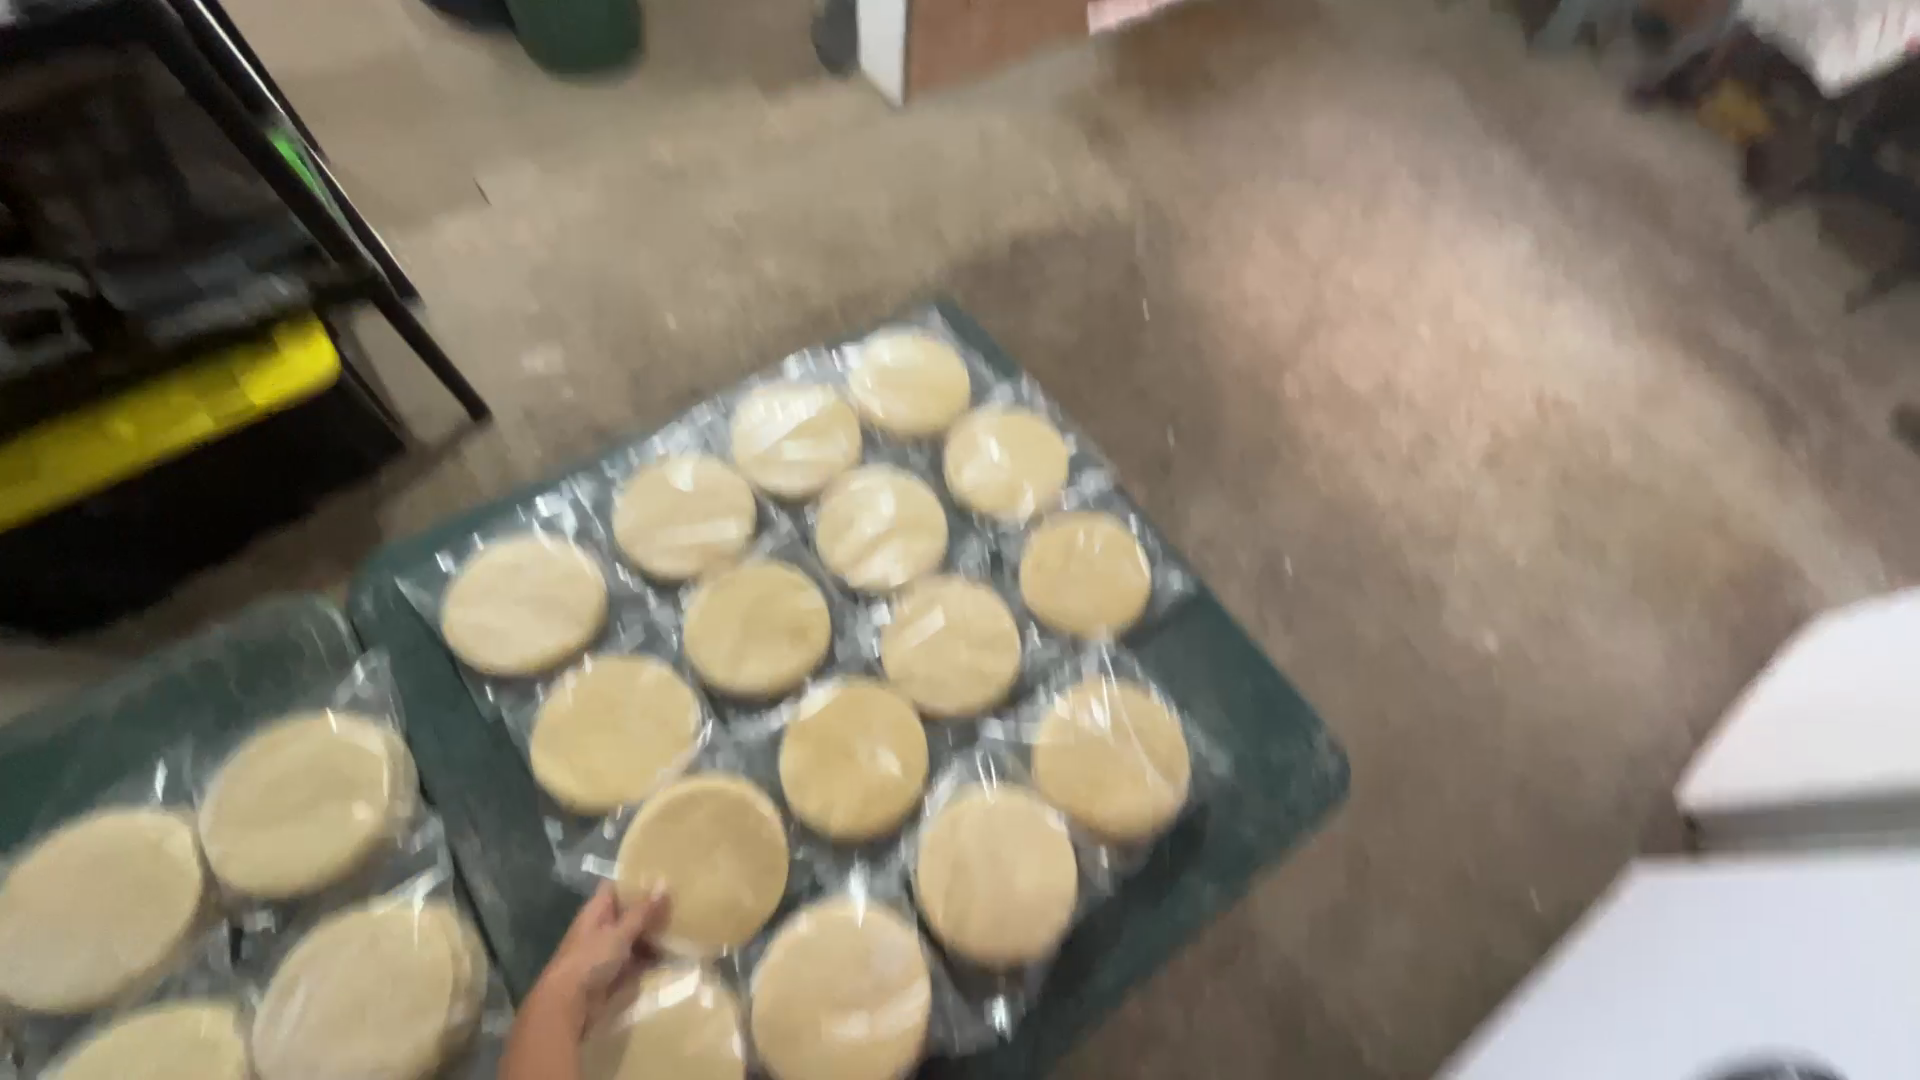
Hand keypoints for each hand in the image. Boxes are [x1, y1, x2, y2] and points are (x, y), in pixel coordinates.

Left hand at [531, 882, 670, 1030]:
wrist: (567, 1006)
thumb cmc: (590, 960)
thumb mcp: (619, 932)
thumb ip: (642, 910)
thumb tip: (664, 881)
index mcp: (597, 911)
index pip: (616, 886)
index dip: (636, 878)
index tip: (663, 873)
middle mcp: (602, 927)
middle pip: (629, 911)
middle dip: (652, 907)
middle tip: (682, 899)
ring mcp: (608, 950)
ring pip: (636, 935)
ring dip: (654, 933)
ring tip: (684, 925)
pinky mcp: (614, 972)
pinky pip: (638, 958)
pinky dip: (652, 956)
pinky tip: (673, 953)